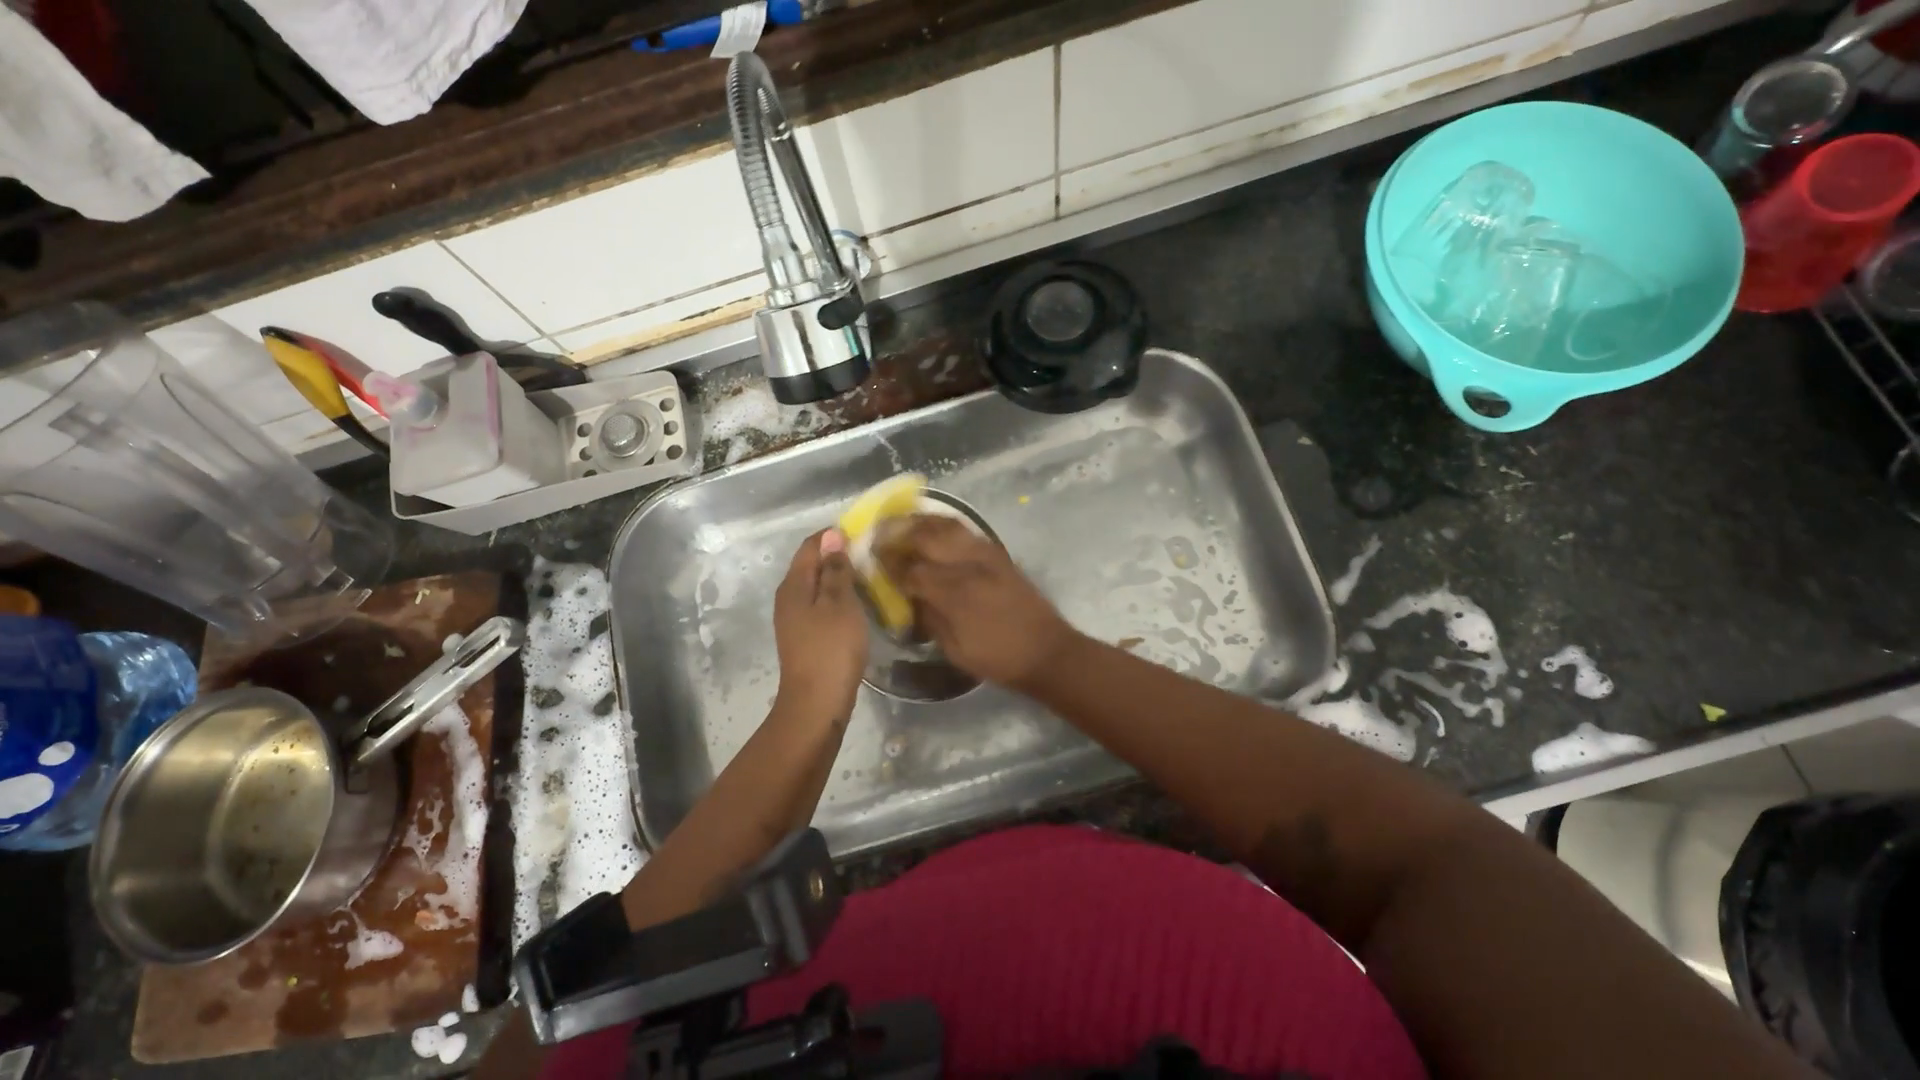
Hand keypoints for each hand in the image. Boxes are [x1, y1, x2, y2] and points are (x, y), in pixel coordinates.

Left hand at [773, 528, 867, 720]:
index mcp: (794, 584)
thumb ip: (835, 570)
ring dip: (840, 580)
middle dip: (838, 556)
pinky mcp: (805, 637)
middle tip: (872, 555)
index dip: (835, 536)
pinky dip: (838, 600)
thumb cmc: (830, 649)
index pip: (811, 545)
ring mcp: (794, 619)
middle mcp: (788, 598)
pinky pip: (821, 606)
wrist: (817, 703)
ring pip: (817, 587)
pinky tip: (857, 607)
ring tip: (869, 579)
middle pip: (811, 565)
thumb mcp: (839, 604)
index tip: (865, 534)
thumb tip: (831, 537)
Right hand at [877, 516, 1077, 689]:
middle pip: (925, 536)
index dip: (888, 564)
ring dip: (919, 522)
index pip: (911, 570)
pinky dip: (943, 524)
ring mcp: (986, 555)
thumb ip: (929, 618)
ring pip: (946, 525)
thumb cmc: (997, 658)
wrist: (1047, 651)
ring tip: (901, 523)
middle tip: (879, 536)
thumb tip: (909, 596)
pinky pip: (965, 529)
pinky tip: (932, 528)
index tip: (871, 559)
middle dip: (898, 534)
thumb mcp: (954, 649)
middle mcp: (969, 566)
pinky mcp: (999, 553)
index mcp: (955, 594)